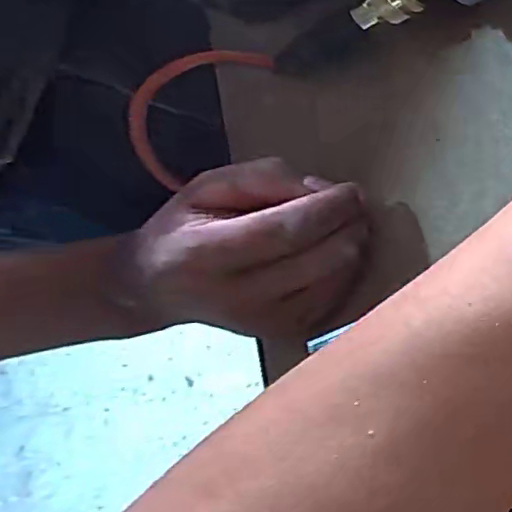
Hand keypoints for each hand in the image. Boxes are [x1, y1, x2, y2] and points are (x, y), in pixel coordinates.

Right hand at [112, 158, 370, 338]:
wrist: (156, 292)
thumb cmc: (187, 229)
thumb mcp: (209, 187)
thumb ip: (265, 178)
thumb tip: (322, 191)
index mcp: (205, 254)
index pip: (284, 231)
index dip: (327, 209)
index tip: (352, 190)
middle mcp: (238, 296)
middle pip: (320, 257)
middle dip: (349, 224)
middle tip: (355, 204)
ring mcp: (267, 321)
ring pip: (337, 277)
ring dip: (353, 244)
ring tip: (343, 225)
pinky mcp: (289, 332)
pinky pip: (339, 295)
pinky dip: (347, 268)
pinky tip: (334, 252)